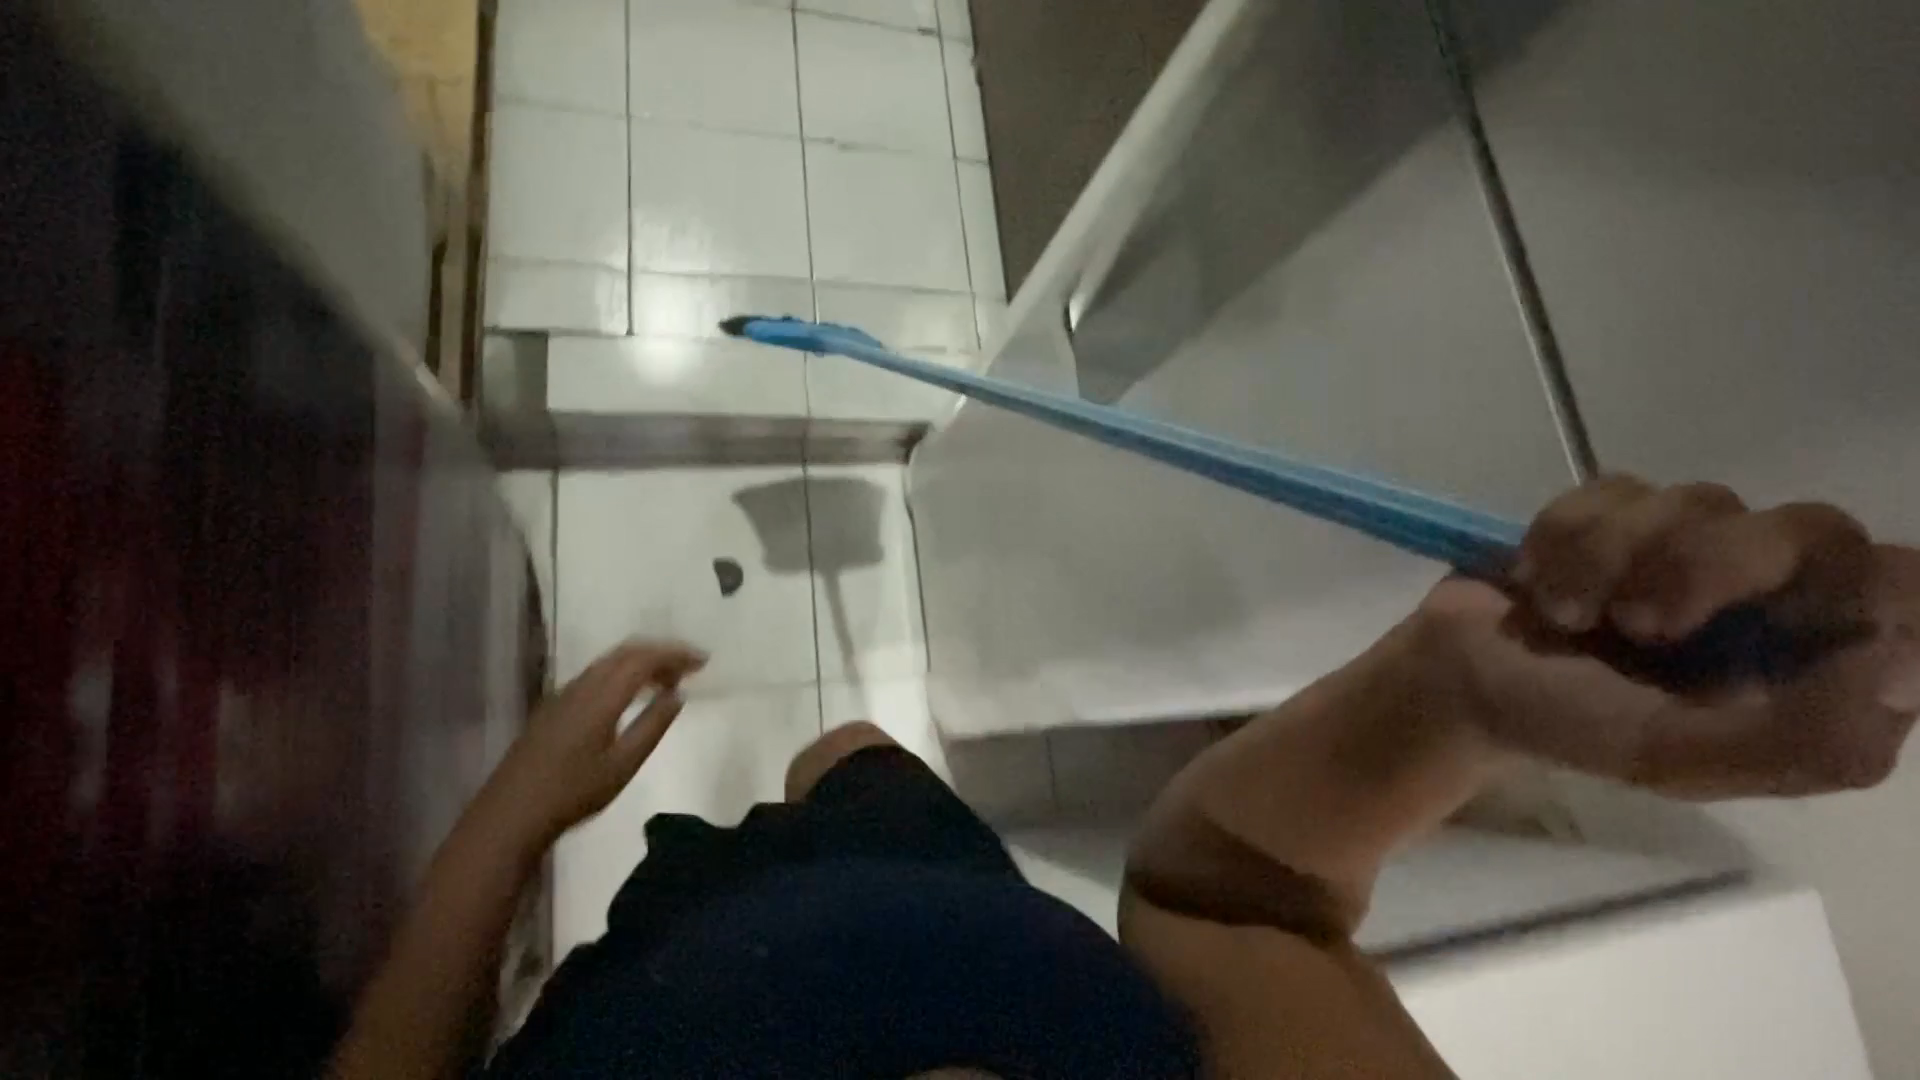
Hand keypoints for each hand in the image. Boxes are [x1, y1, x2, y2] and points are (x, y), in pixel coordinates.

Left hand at [478, 641, 707, 844]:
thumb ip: (653, 725)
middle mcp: (582, 685)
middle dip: (661, 653)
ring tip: (667, 682)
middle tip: (690, 668)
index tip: (704, 661)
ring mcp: (564, 694)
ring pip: (610, 662)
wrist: (511, 814)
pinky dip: (623, 674)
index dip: (676, 654)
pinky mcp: (555, 706)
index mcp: (601, 696)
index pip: (644, 659)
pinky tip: (632, 697)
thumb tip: (677, 695)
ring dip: (641, 663)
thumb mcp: (624, 764)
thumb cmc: (574, 792)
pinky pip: (597, 674)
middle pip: (626, 652)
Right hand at [1416, 475, 1919, 797]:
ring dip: (1609, 562)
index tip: (1821, 632)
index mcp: (1802, 657)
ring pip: (1694, 501)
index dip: (1881, 597)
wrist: (1453, 682)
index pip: (1906, 592)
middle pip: (1808, 529)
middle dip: (1706, 568)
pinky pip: (1608, 490)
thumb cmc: (1564, 725)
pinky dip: (1560, 539)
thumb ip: (1801, 741)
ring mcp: (1683, 543)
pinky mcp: (1607, 512)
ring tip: (1563, 615)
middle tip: (1637, 624)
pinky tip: (1534, 581)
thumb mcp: (1678, 761)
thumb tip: (1892, 666)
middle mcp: (1764, 591)